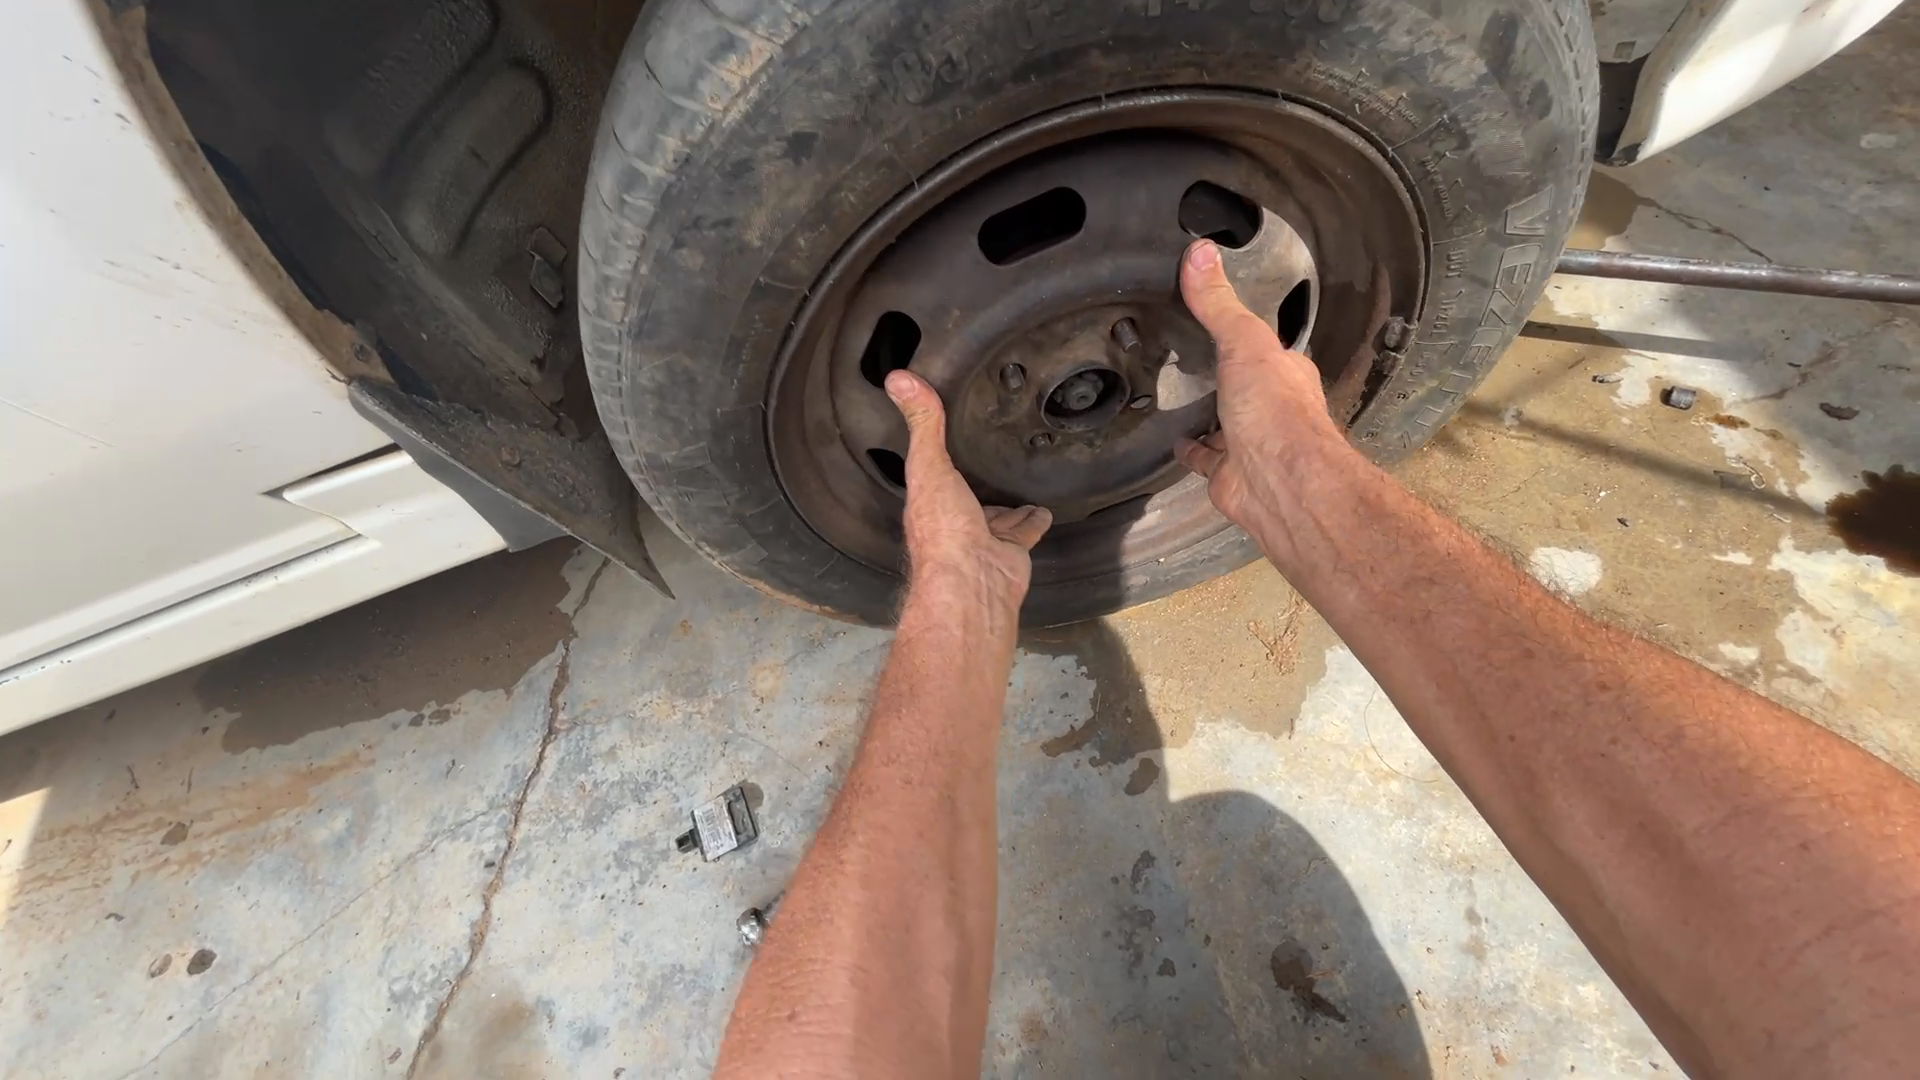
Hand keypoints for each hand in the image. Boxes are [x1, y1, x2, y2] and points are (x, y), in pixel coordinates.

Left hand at [886, 370, 1052, 613]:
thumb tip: (899, 381)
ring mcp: (984, 536)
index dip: (938, 453)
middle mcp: (954, 520)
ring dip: (1006, 501)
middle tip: (986, 457)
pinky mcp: (1012, 549)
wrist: (974, 581)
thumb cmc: (943, 531)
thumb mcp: (930, 467)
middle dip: (976, 479)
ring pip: (998, 512)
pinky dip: (1035, 519)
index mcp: (930, 501)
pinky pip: (1026, 529)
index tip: (945, 433)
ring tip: (1015, 479)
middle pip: (967, 493)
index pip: (933, 471)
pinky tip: (1043, 508)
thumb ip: (923, 425)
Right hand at [1173, 239, 1348, 530]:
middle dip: (1223, 376)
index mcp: (1283, 372)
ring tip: (1180, 398)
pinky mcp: (1227, 473)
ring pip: (1224, 423)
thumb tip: (1199, 253)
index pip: (1263, 346)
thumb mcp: (1245, 344)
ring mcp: (1249, 442)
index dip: (1244, 334)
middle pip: (1243, 385)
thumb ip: (1219, 305)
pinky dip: (1191, 451)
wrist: (1279, 483)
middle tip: (1193, 359)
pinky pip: (1205, 459)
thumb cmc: (1275, 413)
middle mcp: (1270, 408)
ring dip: (1207, 414)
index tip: (1221, 321)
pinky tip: (1176, 442)